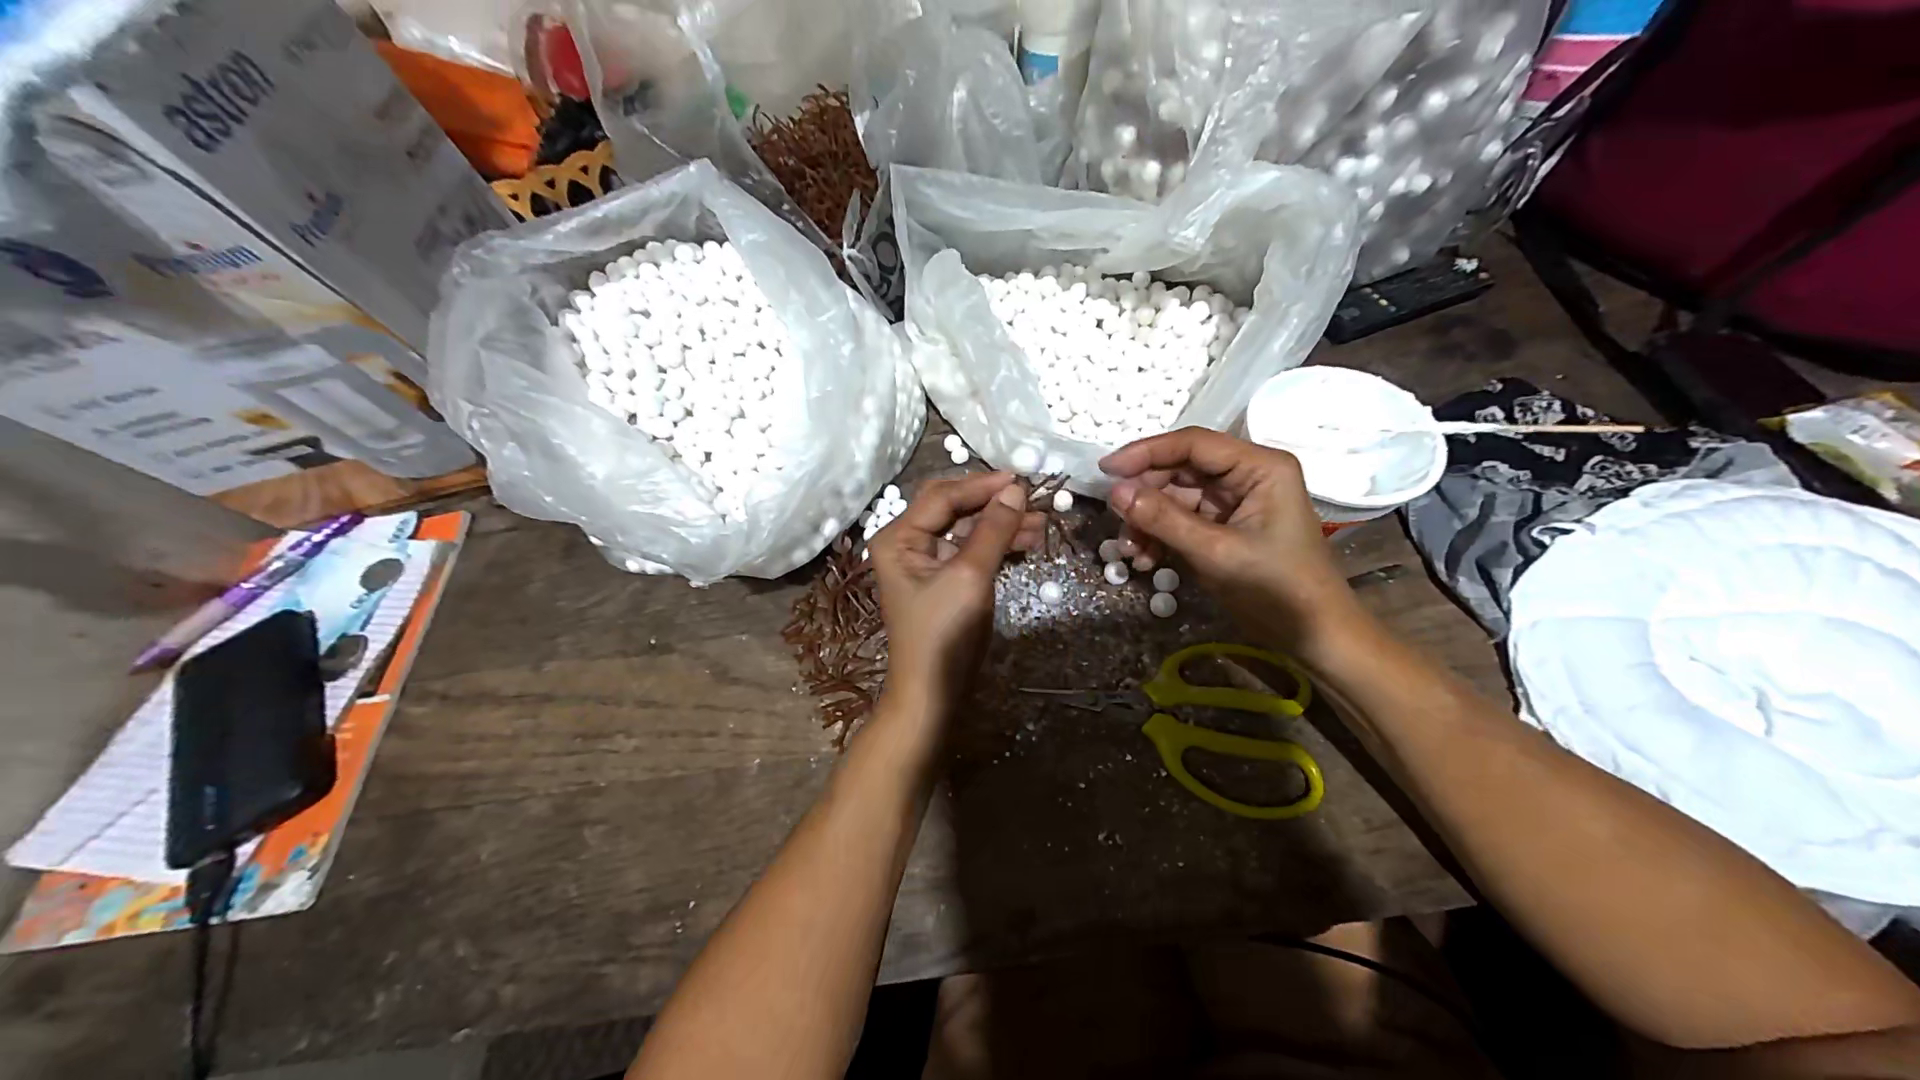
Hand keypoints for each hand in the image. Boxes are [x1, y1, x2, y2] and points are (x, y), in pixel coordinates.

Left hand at [868, 472, 1045, 714]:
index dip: (983, 485)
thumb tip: (1016, 491)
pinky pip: (970, 550)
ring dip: (1001, 524)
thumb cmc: (944, 634)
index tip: (1022, 479)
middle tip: (1034, 499)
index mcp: (898, 537)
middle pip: (953, 508)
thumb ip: (993, 530)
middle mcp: (906, 543)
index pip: (943, 496)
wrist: (932, 694)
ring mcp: (924, 563)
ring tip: (1041, 523)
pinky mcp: (942, 580)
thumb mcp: (970, 577)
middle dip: (993, 503)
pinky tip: (1026, 542)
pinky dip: (996, 544)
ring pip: (965, 529)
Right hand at [1100, 428, 1363, 659]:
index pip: (1192, 444)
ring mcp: (1233, 502)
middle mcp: (1245, 476)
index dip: (1146, 453)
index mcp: (1258, 467)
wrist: (1313, 635)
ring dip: (1147, 522)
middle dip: (1144, 496)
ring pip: (1174, 498)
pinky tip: (1146, 560)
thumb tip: (1115, 493)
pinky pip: (1180, 521)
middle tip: (1116, 521)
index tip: (1106, 470)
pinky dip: (1160, 537)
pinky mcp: (1223, 528)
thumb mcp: (1216, 553)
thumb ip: (1164, 520)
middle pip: (1179, 470)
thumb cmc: (1276, 587)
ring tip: (1131, 552)